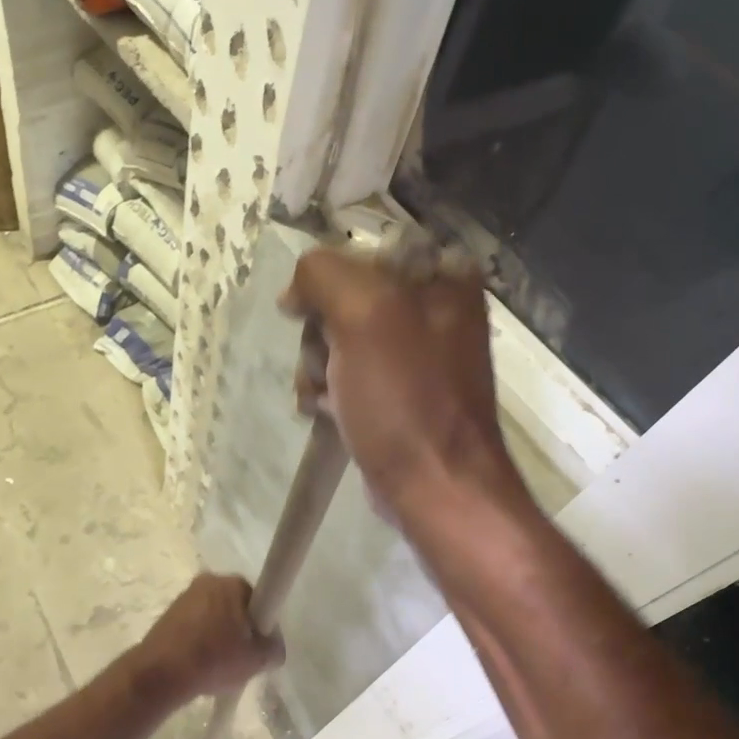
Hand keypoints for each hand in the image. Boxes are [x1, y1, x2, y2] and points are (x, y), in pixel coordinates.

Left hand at [131, 574, 283, 701]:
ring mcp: (184, 596)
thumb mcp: (257, 659)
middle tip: (243, 658)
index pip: (258, 599)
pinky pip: (195, 625)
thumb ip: (275, 648)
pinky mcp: (168, 614)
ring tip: (219, 666)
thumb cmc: (213, 659)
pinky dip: (201, 641)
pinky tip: (201, 665)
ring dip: (220, 636)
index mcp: (230, 583)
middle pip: (235, 606)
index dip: (263, 623)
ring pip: (214, 617)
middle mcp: (207, 581)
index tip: (259, 646)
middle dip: (241, 629)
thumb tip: (273, 646)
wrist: (161, 673)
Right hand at [278, 245, 521, 512]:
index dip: (326, 284)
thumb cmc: (405, 398)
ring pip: (338, 338)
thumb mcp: (363, 315)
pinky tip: (324, 411)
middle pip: (344, 297)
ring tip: (322, 395)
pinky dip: (328, 390)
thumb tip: (295, 293)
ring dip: (317, 366)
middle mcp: (436, 305)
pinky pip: (347, 374)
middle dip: (320, 332)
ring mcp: (418, 352)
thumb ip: (323, 275)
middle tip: (325, 361)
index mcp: (443, 273)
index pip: (358, 251)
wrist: (436, 486)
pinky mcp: (401, 392)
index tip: (313, 315)